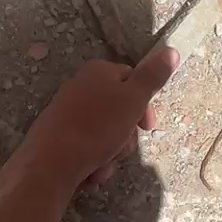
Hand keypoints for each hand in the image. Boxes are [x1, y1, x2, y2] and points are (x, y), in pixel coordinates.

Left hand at [8, 48, 179, 191]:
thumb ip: (153, 76)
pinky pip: (87, 144)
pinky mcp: (58, 134)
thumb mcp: (133, 99)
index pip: (133, 81)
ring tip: (104, 163)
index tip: (148, 128)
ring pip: (105, 131)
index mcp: (99, 71)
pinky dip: (94, 159)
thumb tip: (171, 50)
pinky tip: (92, 171)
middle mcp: (81, 85)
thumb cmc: (97, 128)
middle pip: (119, 109)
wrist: (50, 163)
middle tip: (123, 148)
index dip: (145, 106)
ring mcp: (68, 111)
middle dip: (126, 135)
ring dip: (111, 152)